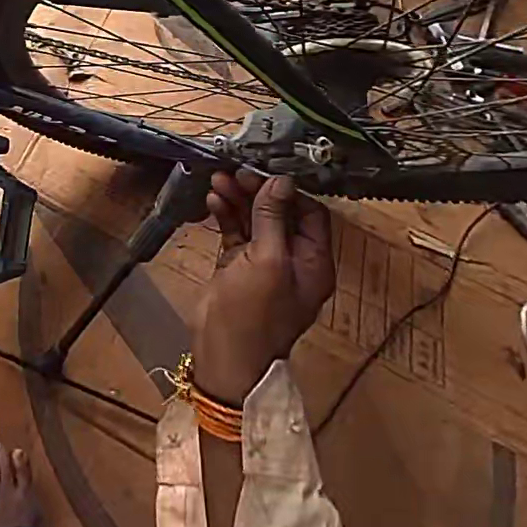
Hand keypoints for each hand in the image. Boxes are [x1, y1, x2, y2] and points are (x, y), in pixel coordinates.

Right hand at [190, 170, 335, 403]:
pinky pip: (235, 232)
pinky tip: (213, 200)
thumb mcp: (267, 260)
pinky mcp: (237, 265)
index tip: (262, 173)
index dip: (287, 192)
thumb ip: (273, 217)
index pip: (309, 214)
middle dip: (257, 191)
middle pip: (279, 213)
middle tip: (234, 172)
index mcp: (313, 262)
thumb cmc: (253, 311)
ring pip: (254, 220)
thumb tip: (281, 181)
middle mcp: (291, 259)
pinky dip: (225, 215)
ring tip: (217, 179)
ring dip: (237, 199)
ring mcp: (263, 262)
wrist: (224, 354)